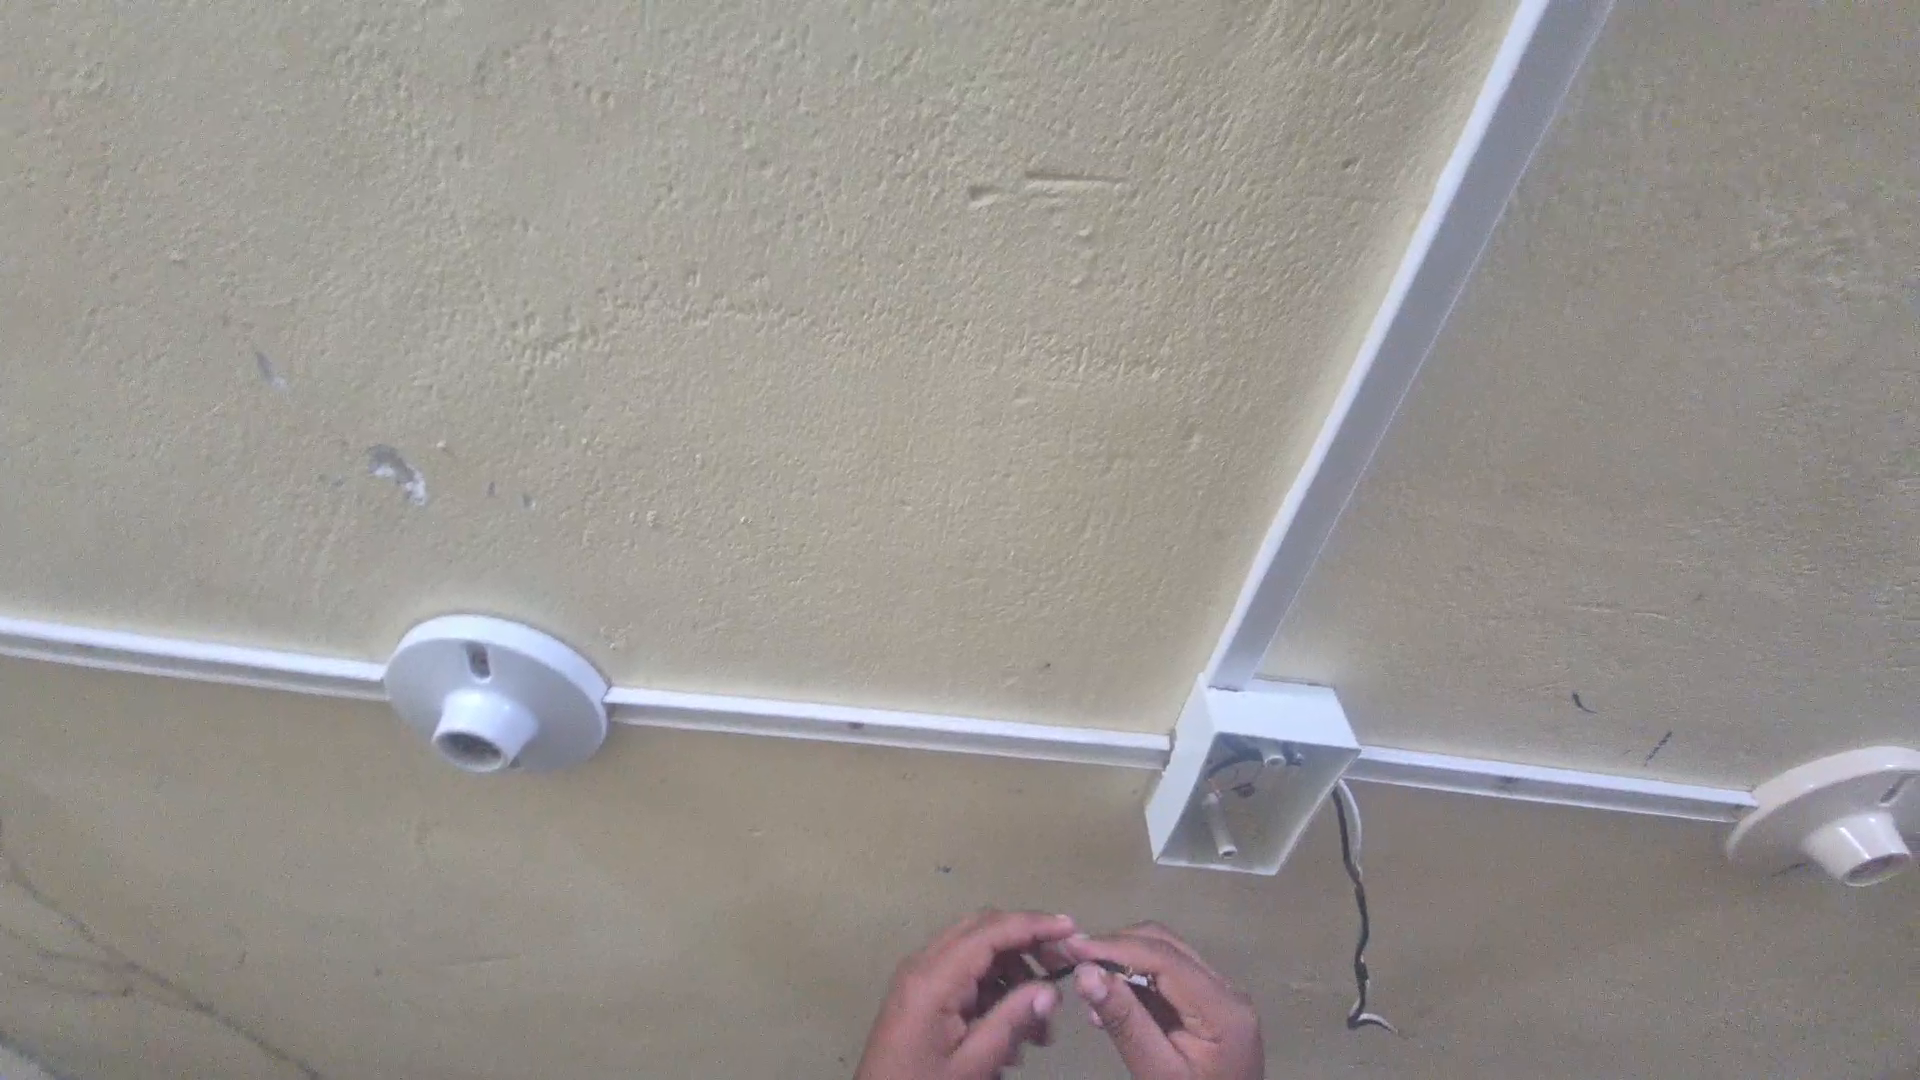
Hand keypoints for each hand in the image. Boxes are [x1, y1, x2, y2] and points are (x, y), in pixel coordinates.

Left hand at [854, 909, 1074, 1079]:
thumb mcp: (973, 1064)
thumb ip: (1012, 1020)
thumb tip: (1051, 990)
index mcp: (934, 975)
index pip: (991, 930)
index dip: (1033, 924)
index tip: (1071, 927)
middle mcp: (923, 962)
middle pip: (983, 929)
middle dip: (1026, 943)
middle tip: (1061, 969)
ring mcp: (919, 974)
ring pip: (976, 950)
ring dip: (1012, 972)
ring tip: (1041, 1023)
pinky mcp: (920, 991)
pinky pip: (963, 973)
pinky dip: (993, 988)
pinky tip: (1014, 1029)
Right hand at [1061, 922, 1262, 1079]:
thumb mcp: (1157, 1074)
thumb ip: (1125, 1022)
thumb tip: (1085, 970)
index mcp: (1223, 1008)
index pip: (1163, 957)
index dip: (1115, 947)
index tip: (1072, 947)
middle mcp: (1227, 989)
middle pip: (1165, 945)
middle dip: (1117, 947)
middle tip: (1075, 960)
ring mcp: (1220, 994)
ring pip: (1164, 952)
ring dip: (1123, 960)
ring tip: (1090, 984)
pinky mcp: (1208, 1003)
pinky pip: (1167, 974)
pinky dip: (1135, 978)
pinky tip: (1111, 999)